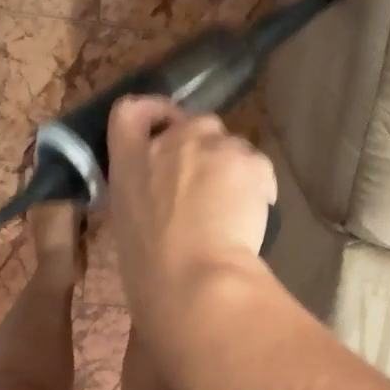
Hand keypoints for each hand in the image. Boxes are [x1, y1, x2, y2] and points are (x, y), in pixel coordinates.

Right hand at [106, 96, 277, 342]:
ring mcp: (212, 146)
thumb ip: (145, 195)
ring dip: (233, 169)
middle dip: (205, 149)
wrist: (194, 278)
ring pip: (232, 146)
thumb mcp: (129, 224)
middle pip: (195, 125)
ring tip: (235, 211)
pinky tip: (254, 219)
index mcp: (130, 160)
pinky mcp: (248, 161)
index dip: (152, 112)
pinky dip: (259, 188)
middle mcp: (171, 141)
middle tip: (209, 186)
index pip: (130, 111)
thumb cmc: (152, 267)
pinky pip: (258, 167)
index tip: (166, 124)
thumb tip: (164, 199)